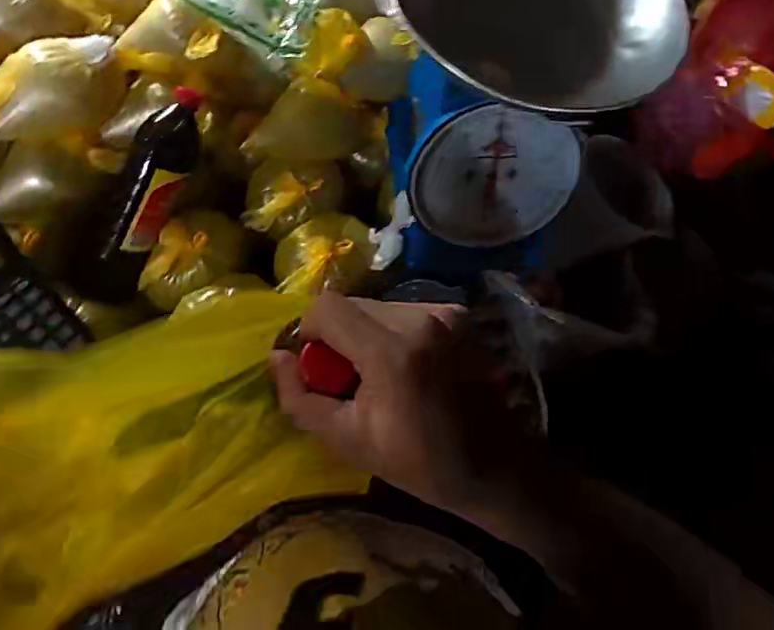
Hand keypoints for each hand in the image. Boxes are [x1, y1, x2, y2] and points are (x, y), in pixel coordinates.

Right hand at [271, 295, 518, 512]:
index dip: (310, 332)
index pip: (327, 307)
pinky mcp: (456, 313)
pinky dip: (390, 331)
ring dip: (363, 332)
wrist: (496, 469)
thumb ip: (301, 398)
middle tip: (347, 377)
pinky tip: (404, 366)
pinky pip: (402, 309)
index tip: (318, 368)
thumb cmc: (419, 463)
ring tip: (378, 374)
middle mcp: (419, 317)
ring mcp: (443, 312)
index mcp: (392, 351)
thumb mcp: (348, 441)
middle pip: (351, 304)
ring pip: (375, 305)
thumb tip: (277, 356)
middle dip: (336, 334)